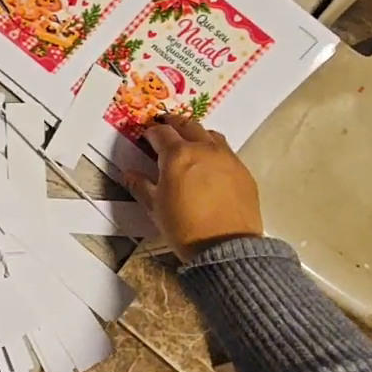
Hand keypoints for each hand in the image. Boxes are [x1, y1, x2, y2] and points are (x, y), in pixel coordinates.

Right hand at [125, 115, 262, 261]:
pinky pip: (226, 151)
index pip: (161, 132)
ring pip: (210, 134)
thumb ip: (140, 186)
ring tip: (189, 144)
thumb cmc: (184, 227)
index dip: (151, 132)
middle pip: (188, 125)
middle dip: (173, 124)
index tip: (146, 137)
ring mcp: (227, 158)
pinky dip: (214, 150)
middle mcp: (204, 149)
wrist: (225, 247)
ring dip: (196, 134)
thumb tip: (129, 174)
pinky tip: (208, 165)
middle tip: (165, 129)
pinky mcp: (243, 171)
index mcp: (178, 155)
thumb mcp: (154, 207)